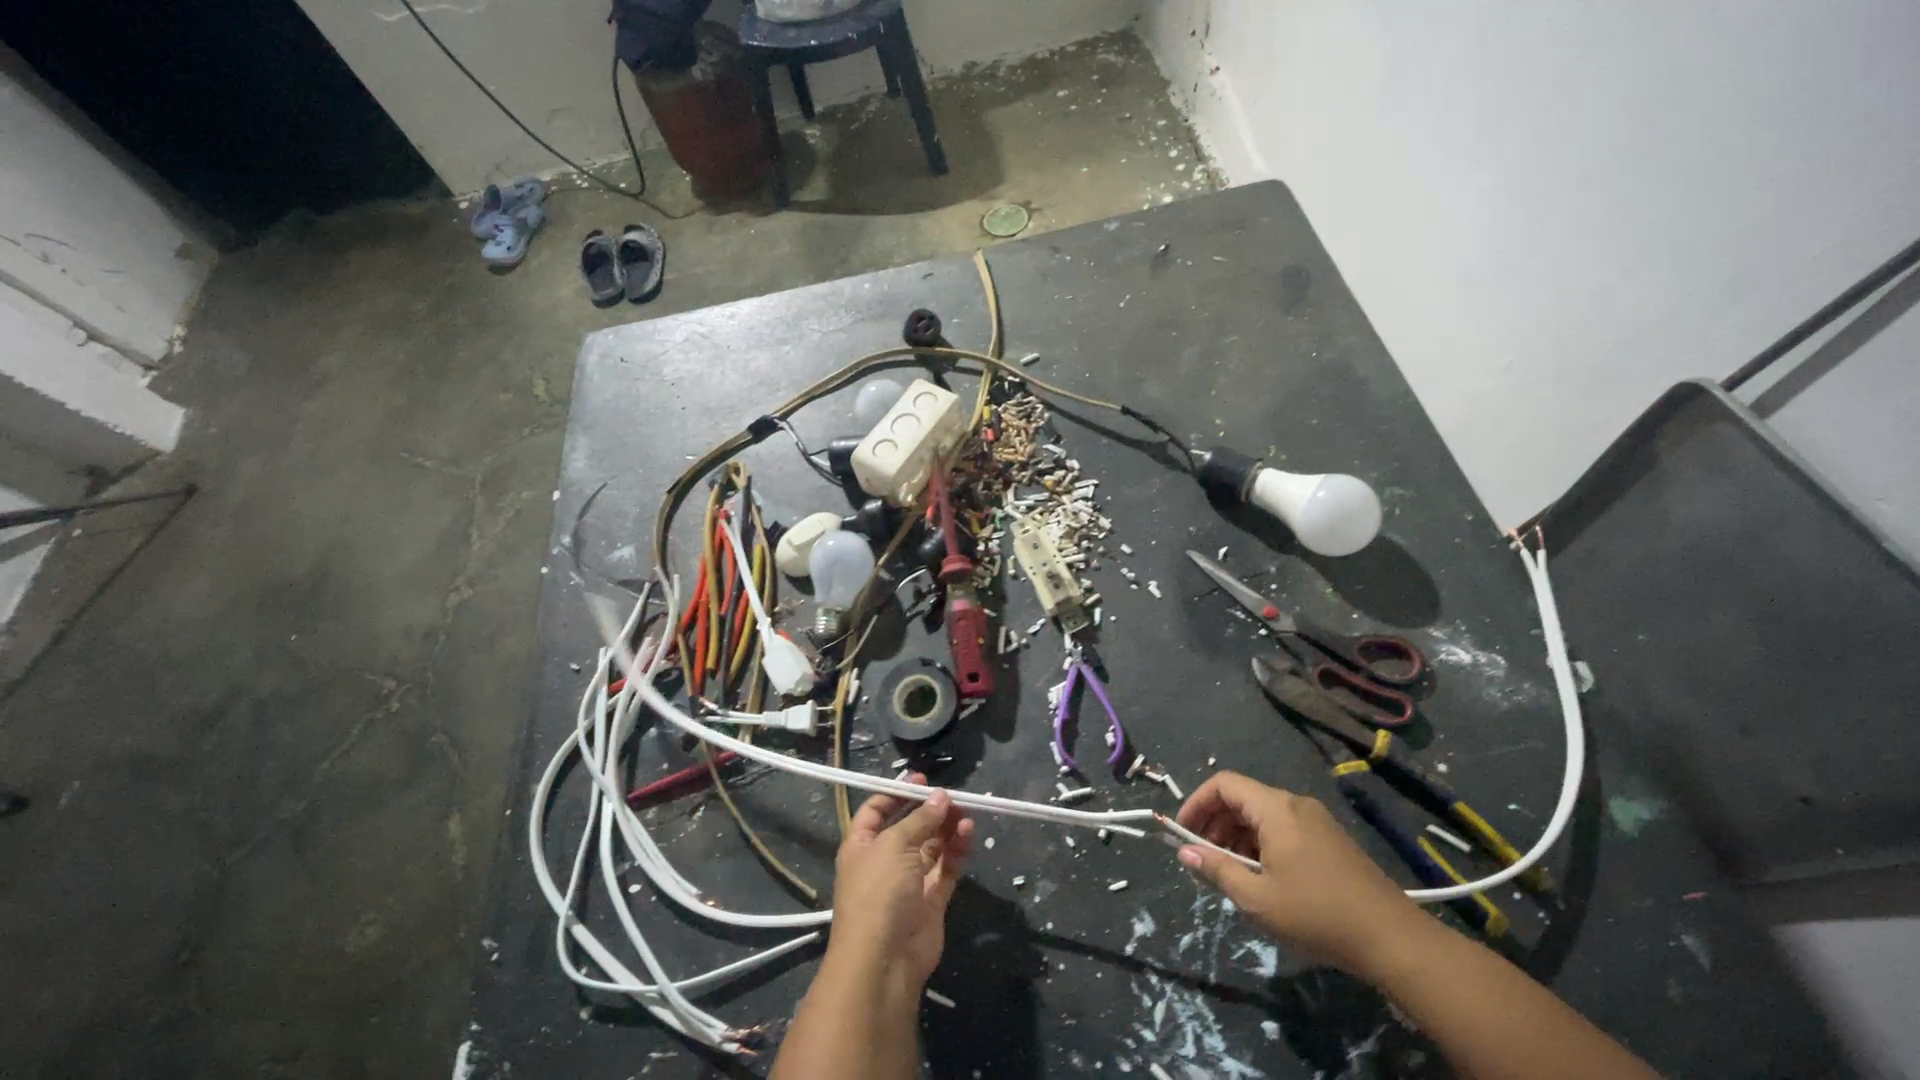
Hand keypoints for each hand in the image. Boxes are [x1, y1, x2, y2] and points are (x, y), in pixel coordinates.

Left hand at [826, 775, 974, 991]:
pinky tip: (968, 834)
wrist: (884, 959)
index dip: (897, 793)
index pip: (877, 810)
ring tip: (965, 813)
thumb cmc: (878, 892)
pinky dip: (957, 851)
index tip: (922, 780)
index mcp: (862, 845)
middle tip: (952, 796)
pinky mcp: (931, 900)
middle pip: (909, 827)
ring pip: (931, 847)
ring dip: (946, 828)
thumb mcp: (894, 846)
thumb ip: (919, 820)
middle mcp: (884, 861)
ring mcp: (908, 882)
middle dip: (929, 810)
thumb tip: (940, 796)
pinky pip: (946, 869)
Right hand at [1176, 771, 1425, 975]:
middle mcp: (1296, 804)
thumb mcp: (1256, 898)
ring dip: (1237, 836)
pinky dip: (1260, 843)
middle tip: (1202, 857)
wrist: (1390, 937)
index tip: (1182, 833)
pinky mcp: (1329, 839)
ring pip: (1262, 814)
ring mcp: (1316, 820)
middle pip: (1242, 798)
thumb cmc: (1316, 914)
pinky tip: (1260, 877)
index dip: (1196, 803)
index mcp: (1276, 809)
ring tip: (1229, 872)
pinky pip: (1283, 827)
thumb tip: (1185, 851)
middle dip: (1214, 822)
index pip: (1224, 784)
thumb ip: (1217, 870)